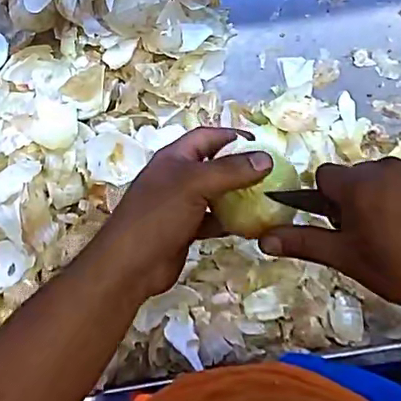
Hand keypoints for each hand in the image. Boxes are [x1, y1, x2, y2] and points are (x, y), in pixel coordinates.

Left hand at [80, 127, 271, 301]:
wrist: (130, 265)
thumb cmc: (158, 215)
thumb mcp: (195, 184)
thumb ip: (230, 170)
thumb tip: (266, 158)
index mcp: (175, 157)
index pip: (207, 136)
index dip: (231, 135)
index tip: (261, 142)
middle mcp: (177, 177)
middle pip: (213, 164)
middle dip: (239, 166)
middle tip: (271, 172)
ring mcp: (181, 204)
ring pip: (215, 194)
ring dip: (238, 195)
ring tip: (267, 198)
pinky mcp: (186, 229)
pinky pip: (214, 219)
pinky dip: (230, 221)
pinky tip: (251, 226)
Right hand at [260, 159, 400, 330]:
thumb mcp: (348, 259)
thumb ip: (305, 243)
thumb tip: (262, 238)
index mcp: (357, 185)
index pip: (326, 176)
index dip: (330, 200)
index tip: (345, 225)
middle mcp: (385, 166)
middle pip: (359, 174)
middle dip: (360, 196)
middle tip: (376, 234)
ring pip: (390, 175)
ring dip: (389, 193)